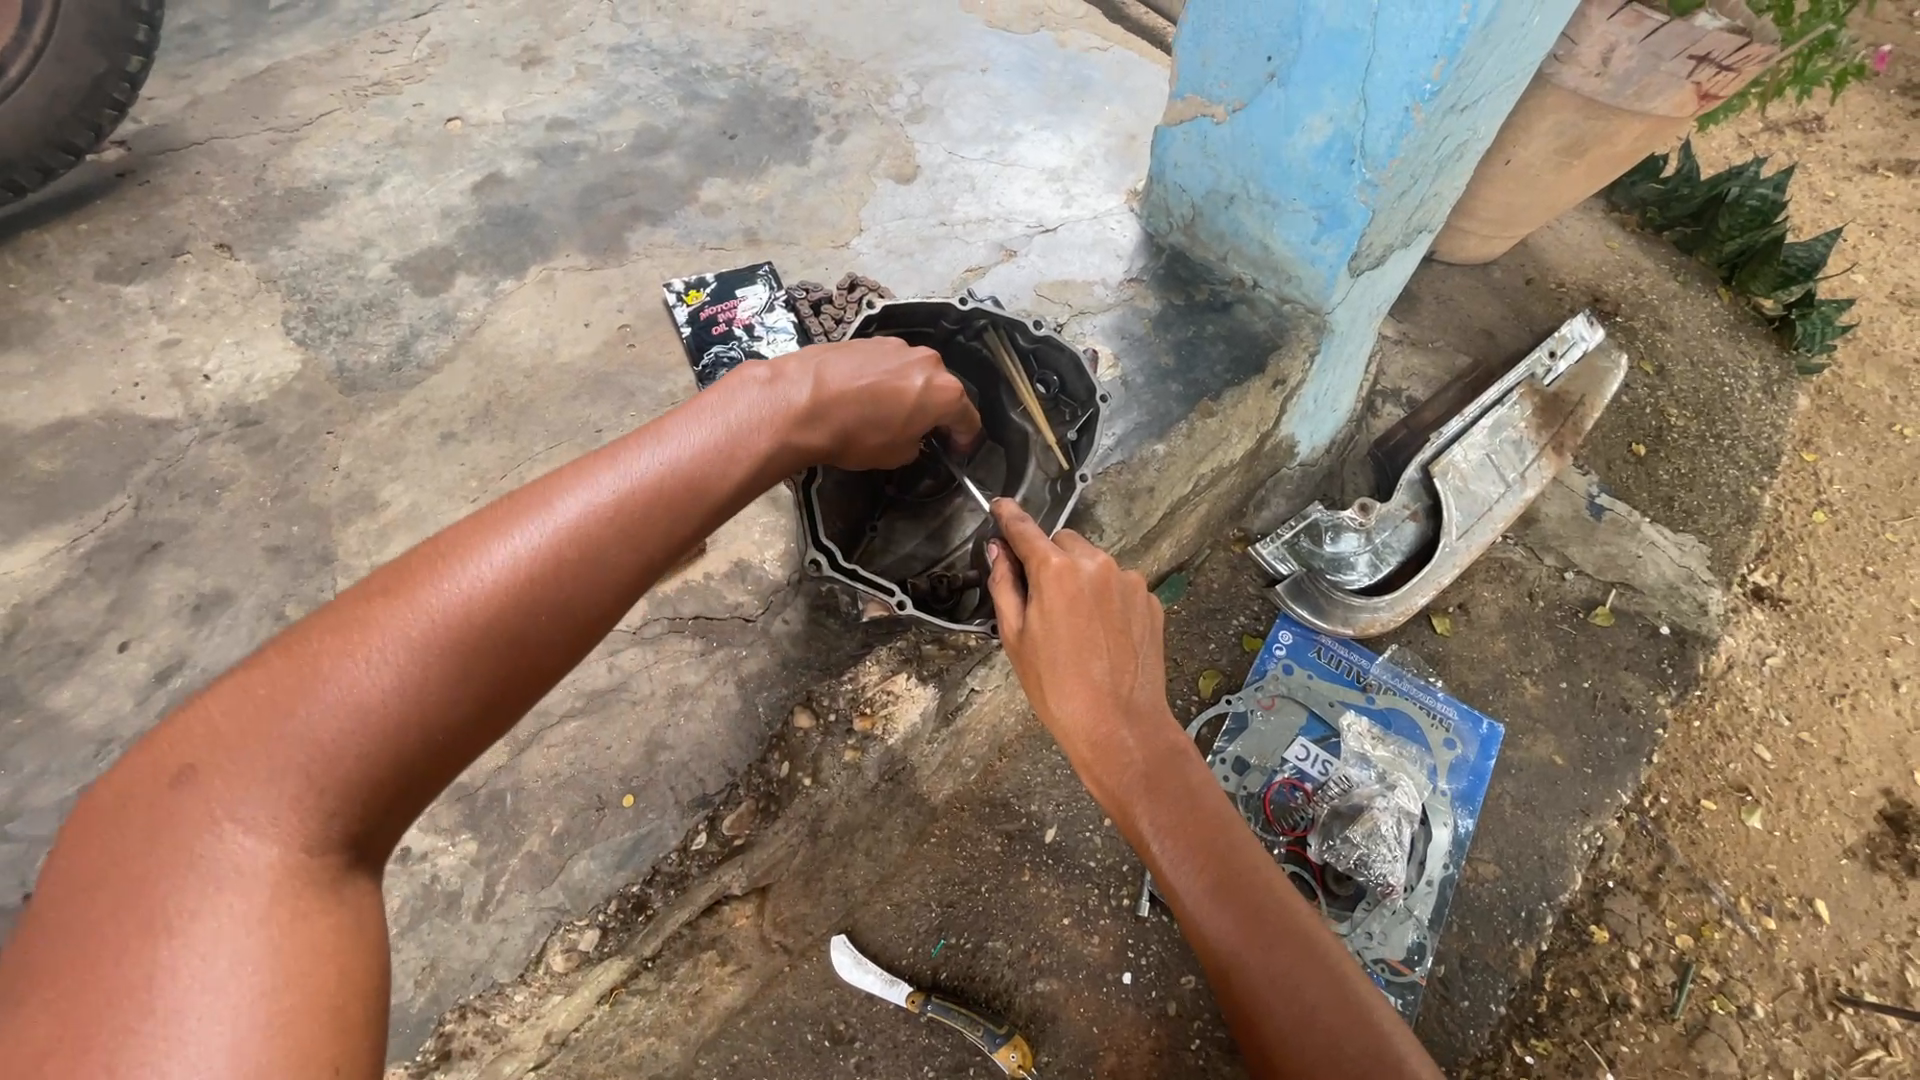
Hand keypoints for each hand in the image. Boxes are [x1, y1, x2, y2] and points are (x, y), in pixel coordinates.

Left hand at [770, 337, 982, 470]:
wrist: (800, 401)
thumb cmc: (854, 433)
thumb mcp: (896, 455)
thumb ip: (917, 443)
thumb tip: (913, 437)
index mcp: (945, 392)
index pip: (969, 419)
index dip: (966, 439)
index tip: (957, 450)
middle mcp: (928, 361)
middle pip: (943, 390)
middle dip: (937, 412)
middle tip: (923, 433)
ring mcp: (898, 346)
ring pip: (915, 373)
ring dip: (911, 393)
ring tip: (888, 414)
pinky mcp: (869, 339)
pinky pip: (888, 364)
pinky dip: (885, 380)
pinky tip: (864, 396)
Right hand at [984, 500, 1182, 811]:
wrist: (1120, 726)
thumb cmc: (1056, 687)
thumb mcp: (1015, 637)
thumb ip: (1004, 585)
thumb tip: (998, 551)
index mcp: (1056, 570)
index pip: (1026, 530)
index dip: (1009, 516)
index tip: (1000, 505)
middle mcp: (1096, 564)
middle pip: (1064, 542)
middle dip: (1049, 559)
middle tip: (1041, 597)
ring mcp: (1129, 580)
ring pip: (1094, 562)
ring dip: (1079, 577)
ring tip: (1076, 624)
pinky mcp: (1150, 600)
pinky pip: (1119, 584)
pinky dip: (1105, 596)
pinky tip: (1102, 633)